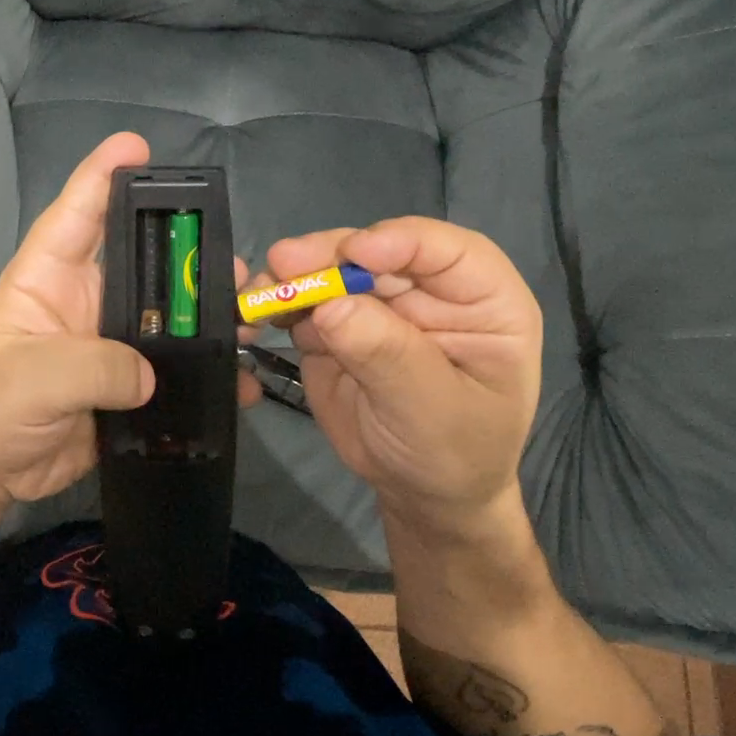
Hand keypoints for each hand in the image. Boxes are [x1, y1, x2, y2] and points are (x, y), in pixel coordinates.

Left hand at [0, 133, 258, 504]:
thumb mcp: (33, 378)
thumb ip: (93, 366)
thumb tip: (152, 374)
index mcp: (47, 277)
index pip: (75, 214)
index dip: (103, 175)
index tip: (137, 145)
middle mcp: (84, 298)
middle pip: (142, 258)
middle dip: (188, 252)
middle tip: (233, 263)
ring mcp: (109, 339)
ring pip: (168, 310)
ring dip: (208, 311)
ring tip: (247, 318)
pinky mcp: (128, 380)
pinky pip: (176, 364)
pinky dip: (209, 370)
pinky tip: (241, 381)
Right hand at [259, 218, 542, 535]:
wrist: (420, 493)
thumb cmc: (452, 453)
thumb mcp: (431, 409)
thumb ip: (387, 355)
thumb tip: (330, 306)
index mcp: (481, 302)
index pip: (447, 252)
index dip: (402, 242)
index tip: (355, 253)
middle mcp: (426, 291)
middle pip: (376, 253)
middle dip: (329, 255)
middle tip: (282, 262)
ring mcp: (377, 305)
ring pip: (332, 270)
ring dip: (293, 276)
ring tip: (257, 294)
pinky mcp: (335, 324)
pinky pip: (303, 302)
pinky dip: (276, 303)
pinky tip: (255, 312)